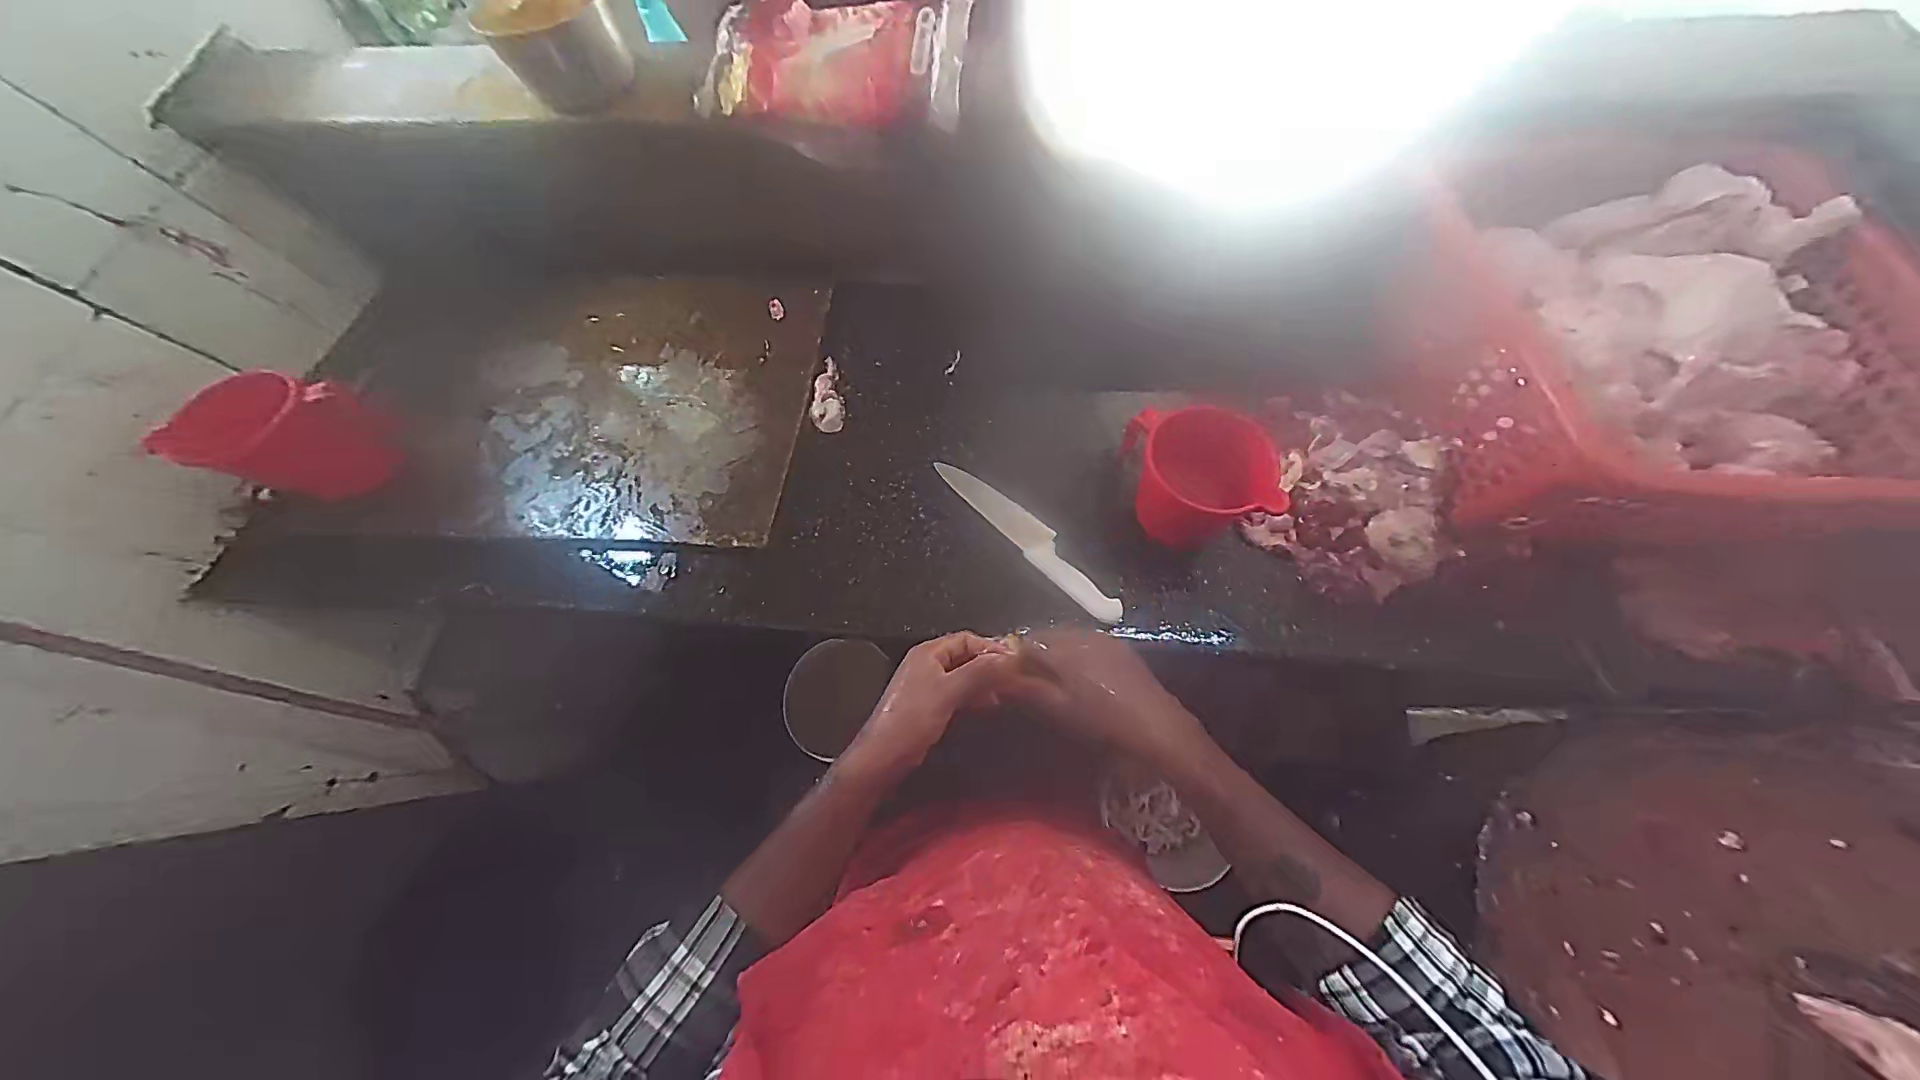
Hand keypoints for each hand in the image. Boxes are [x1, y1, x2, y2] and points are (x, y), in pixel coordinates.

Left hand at [838, 632, 1020, 778]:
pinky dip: (974, 695)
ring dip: (984, 681)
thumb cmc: (909, 720)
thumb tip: (1005, 658)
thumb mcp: (948, 691)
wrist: (885, 756)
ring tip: (1005, 691)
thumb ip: (978, 672)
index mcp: (928, 653)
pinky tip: (986, 704)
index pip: (967, 639)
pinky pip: (958, 692)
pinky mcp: (930, 704)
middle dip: (989, 664)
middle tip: (1012, 676)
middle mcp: (927, 664)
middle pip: (966, 655)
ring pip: (964, 674)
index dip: (991, 647)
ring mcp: (928, 684)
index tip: (1013, 661)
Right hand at [1005, 629, 1209, 767]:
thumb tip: (998, 677)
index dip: (1013, 657)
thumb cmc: (1103, 722)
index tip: (1006, 673)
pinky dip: (1075, 654)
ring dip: (1054, 653)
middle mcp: (1082, 635)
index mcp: (1064, 649)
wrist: (1158, 728)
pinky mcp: (1119, 648)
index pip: (1026, 643)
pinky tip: (1079, 677)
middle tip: (1026, 679)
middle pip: (1046, 637)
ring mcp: (1103, 639)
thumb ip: (1027, 689)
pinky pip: (1086, 643)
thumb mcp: (1059, 709)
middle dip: (1033, 653)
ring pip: (1066, 638)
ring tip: (1052, 680)